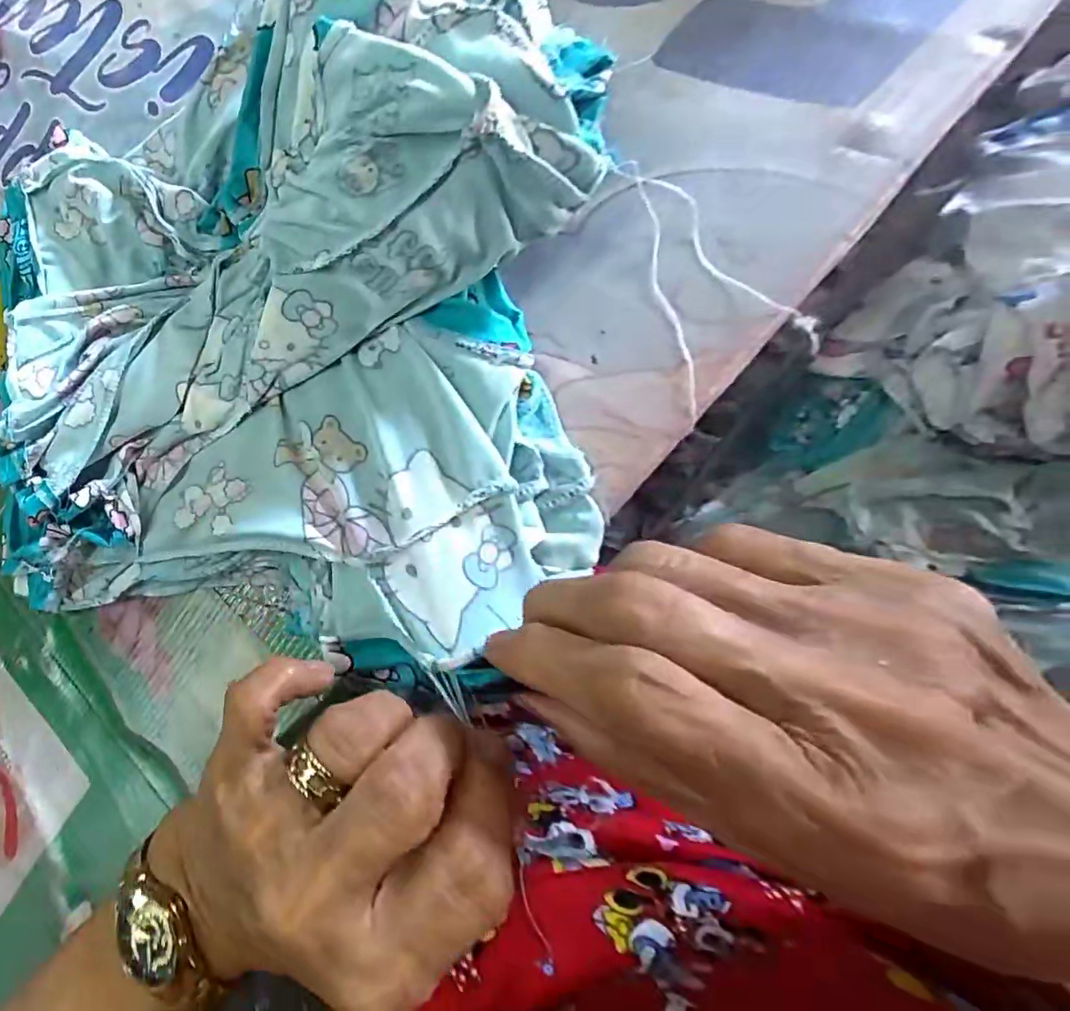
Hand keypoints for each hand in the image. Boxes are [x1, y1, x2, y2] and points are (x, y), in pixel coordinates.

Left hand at [148, 659, 514, 1010]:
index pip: (471, 869)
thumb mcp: (397, 937)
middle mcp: (319, 892)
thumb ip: (450, 869)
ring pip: (341, 738)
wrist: (212, 906)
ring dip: (384, 710)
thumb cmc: (322, 920)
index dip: (491, 794)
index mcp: (385, 959)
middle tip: (442, 731)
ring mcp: (264, 824)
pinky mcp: (225, 774)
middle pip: (403, 790)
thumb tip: (491, 758)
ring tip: (393, 717)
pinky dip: (291, 673)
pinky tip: (324, 675)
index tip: (488, 755)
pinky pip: (254, 701)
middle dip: (439, 742)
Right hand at [486, 524, 1069, 981]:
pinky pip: (737, 542)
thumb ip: (632, 756)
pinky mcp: (897, 578)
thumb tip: (536, 692)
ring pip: (669, 561)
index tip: (502, 653)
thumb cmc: (901, 862)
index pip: (627, 685)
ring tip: (608, 613)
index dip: (541, 657)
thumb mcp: (756, 837)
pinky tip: (699, 598)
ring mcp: (868, 618)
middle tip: (536, 626)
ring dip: (608, 585)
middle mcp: (828, 686)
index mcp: (798, 780)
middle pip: (636, 608)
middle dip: (555, 609)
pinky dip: (684, 566)